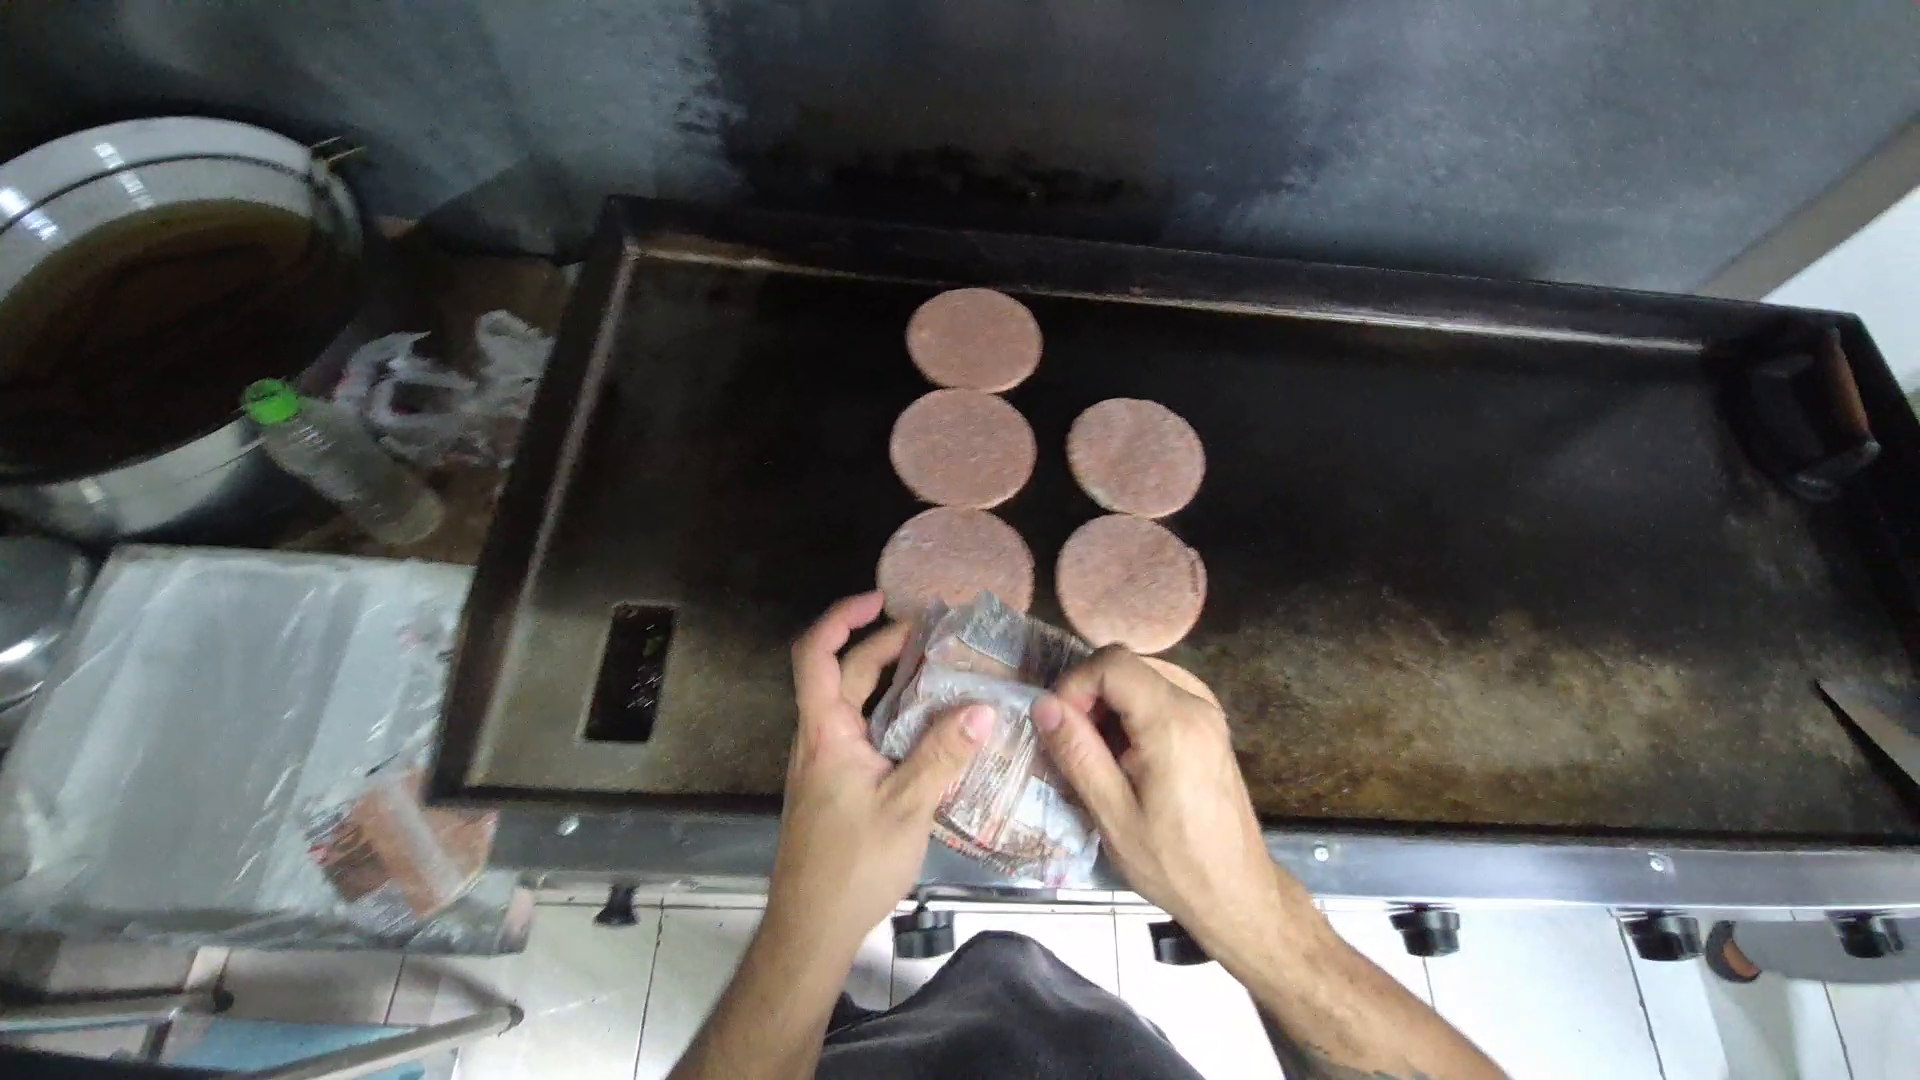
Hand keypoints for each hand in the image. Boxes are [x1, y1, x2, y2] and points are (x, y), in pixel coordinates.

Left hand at [767, 592, 992, 954]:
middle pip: (842, 674)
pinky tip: (929, 728)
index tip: (880, 601)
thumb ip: (943, 755)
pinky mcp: (837, 784)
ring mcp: (826, 763)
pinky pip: (864, 733)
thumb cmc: (851, 866)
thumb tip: (983, 709)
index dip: (841, 619)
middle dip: (883, 646)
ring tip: (937, 671)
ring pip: (854, 704)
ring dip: (889, 680)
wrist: (811, 928)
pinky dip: (892, 715)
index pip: (814, 655)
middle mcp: (819, 739)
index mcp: (824, 733)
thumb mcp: (906, 807)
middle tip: (931, 635)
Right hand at [1033, 646, 1306, 969]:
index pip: (1112, 663)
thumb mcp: (1113, 815)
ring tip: (1098, 751)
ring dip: (1110, 701)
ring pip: (1143, 675)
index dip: (1075, 684)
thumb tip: (1043, 705)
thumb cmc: (1173, 863)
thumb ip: (1078, 753)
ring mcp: (1208, 713)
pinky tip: (1126, 751)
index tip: (1061, 726)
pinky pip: (1162, 693)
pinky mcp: (1210, 726)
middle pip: (1127, 664)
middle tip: (1075, 742)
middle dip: (1090, 692)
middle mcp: (1196, 704)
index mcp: (1173, 722)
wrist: (1238, 894)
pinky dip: (1133, 708)